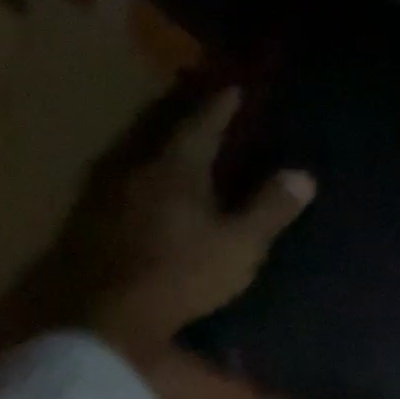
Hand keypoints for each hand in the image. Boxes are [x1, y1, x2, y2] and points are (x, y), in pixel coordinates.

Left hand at [54, 85, 314, 352]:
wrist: (109, 310)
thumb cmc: (184, 272)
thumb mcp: (241, 244)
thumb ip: (270, 208)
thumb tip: (303, 175)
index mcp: (176, 167)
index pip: (202, 125)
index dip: (221, 106)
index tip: (236, 88)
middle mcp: (137, 166)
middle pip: (164, 130)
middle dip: (188, 116)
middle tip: (207, 104)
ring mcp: (109, 190)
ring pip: (143, 154)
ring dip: (165, 144)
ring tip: (186, 144)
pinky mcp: (96, 216)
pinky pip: (131, 180)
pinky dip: (150, 173)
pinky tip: (158, 185)